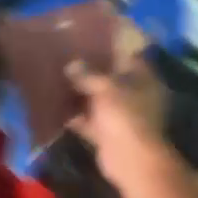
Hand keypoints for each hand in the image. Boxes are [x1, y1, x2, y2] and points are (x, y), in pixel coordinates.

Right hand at [68, 48, 174, 184]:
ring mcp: (122, 114)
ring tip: (56, 76)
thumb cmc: (124, 114)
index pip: (128, 54)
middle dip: (90, 69)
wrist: (131, 160)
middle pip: (110, 77)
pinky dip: (75, 114)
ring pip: (98, 98)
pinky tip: (54, 105)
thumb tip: (71, 65)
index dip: (109, 45)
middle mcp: (135, 93)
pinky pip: (88, 119)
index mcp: (143, 77)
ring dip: (80, 92)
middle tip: (67, 55)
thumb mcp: (104, 86)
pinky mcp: (108, 133)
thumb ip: (86, 73)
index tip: (88, 36)